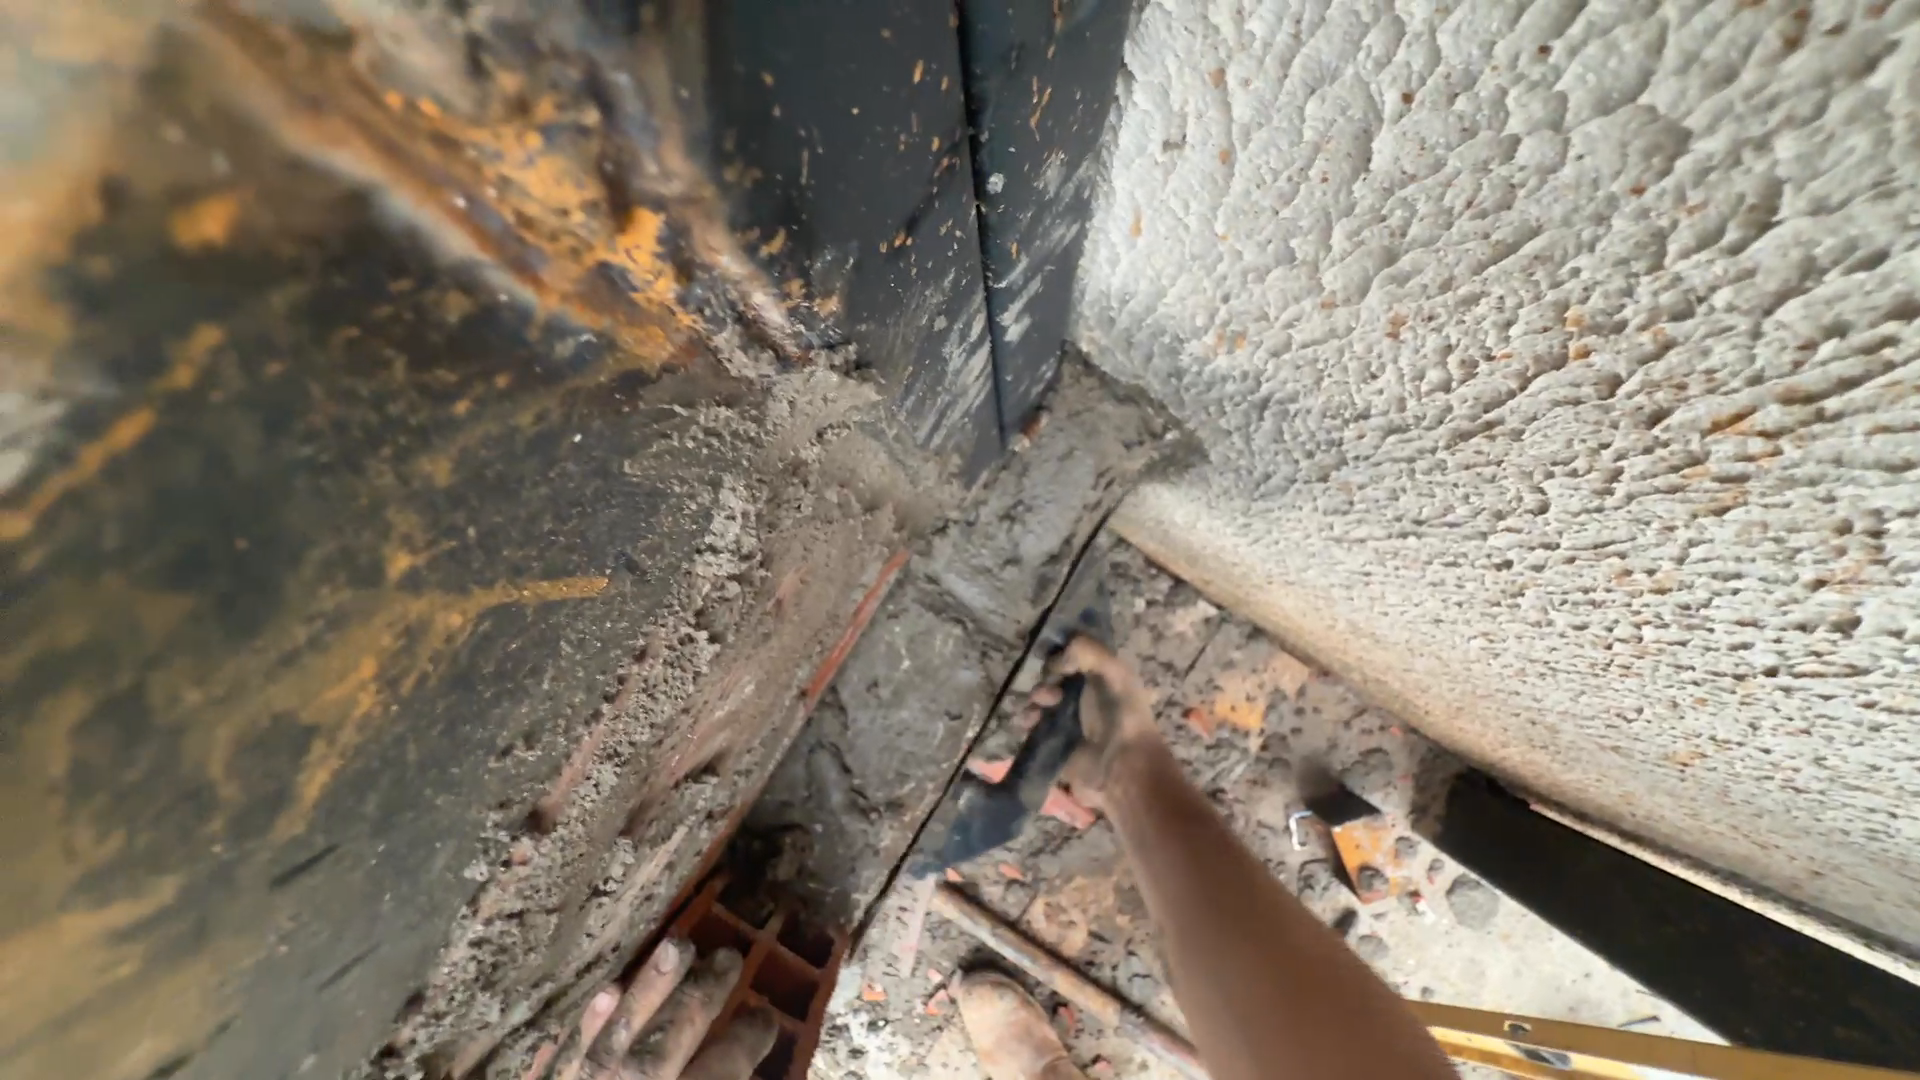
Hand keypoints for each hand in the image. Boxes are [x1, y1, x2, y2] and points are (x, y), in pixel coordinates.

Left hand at [524, 940, 775, 1079]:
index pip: (724, 1067)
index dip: (750, 1039)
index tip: (767, 1018)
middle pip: (673, 1038)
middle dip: (705, 994)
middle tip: (730, 956)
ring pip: (617, 1035)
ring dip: (648, 989)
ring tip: (676, 944)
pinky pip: (559, 1063)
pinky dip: (580, 1028)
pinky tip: (603, 993)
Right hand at [1020, 636, 1161, 809]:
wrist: (1119, 765)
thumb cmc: (1119, 713)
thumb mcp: (1112, 672)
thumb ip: (1086, 651)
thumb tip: (1056, 659)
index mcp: (1104, 675)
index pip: (1076, 654)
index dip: (1062, 651)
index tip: (1055, 653)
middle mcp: (1086, 693)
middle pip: (1055, 674)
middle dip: (1048, 675)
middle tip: (1053, 686)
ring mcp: (1069, 717)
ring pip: (1041, 697)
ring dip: (1036, 696)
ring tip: (1041, 705)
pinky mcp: (1053, 739)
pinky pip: (1032, 722)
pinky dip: (1027, 717)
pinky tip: (1029, 721)